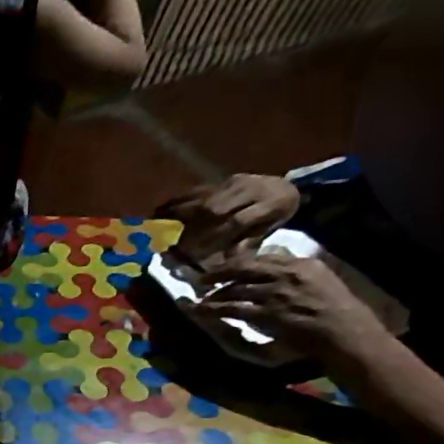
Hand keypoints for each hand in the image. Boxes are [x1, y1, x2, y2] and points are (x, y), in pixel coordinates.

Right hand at [156, 174, 300, 269]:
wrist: (287, 187)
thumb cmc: (276, 215)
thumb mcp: (269, 231)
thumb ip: (246, 245)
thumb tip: (220, 264)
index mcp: (268, 204)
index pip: (236, 221)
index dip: (216, 237)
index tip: (198, 254)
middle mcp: (250, 189)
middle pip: (215, 207)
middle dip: (193, 227)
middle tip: (176, 244)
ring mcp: (234, 182)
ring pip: (204, 197)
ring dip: (178, 212)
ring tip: (157, 225)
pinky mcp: (222, 179)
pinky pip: (197, 190)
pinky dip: (177, 201)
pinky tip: (160, 210)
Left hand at [195, 254, 389, 354]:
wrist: (347, 333)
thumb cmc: (338, 311)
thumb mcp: (323, 280)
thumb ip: (298, 271)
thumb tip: (275, 262)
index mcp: (303, 264)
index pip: (263, 256)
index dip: (240, 261)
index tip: (226, 266)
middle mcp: (288, 274)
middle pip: (244, 267)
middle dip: (220, 271)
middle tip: (203, 278)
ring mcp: (277, 293)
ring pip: (235, 288)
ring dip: (214, 294)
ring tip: (200, 298)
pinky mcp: (268, 313)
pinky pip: (234, 308)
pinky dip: (214, 309)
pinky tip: (203, 311)